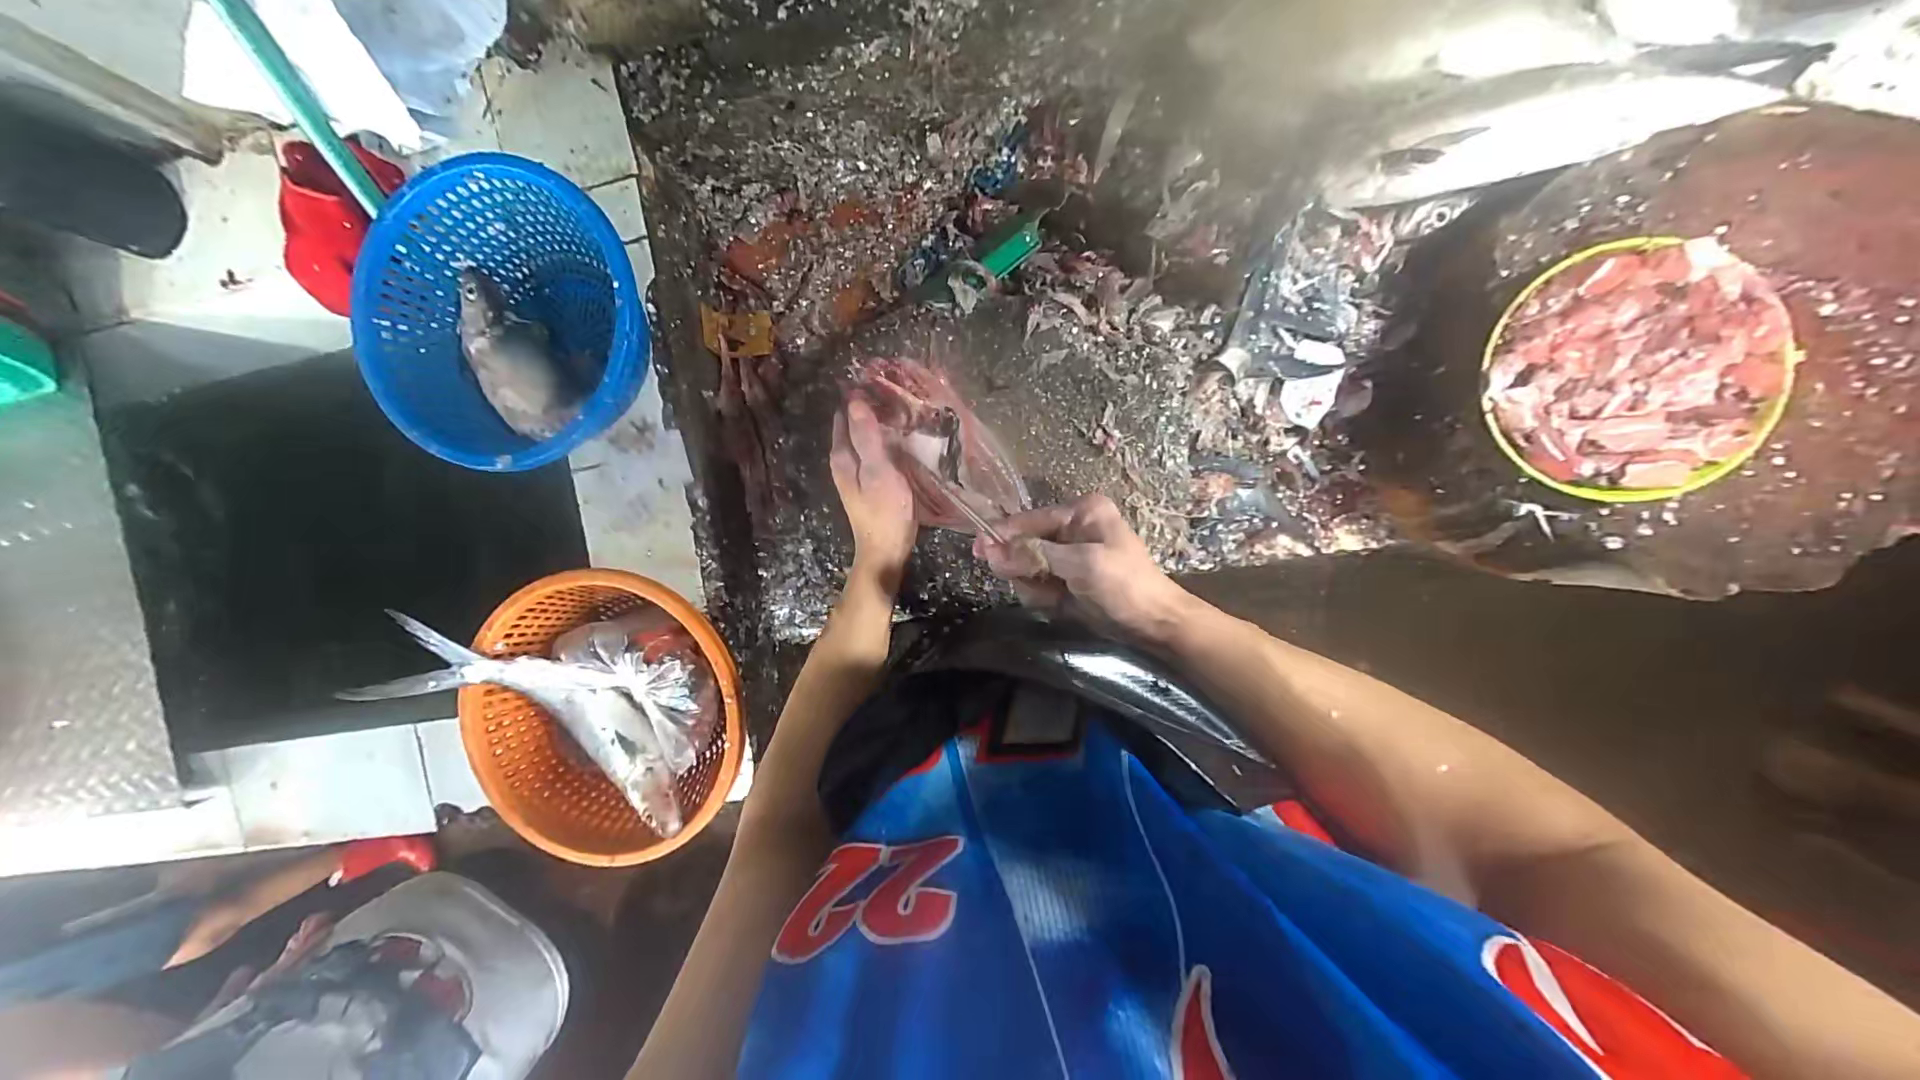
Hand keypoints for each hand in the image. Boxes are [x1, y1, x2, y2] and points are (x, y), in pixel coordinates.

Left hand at [831, 399, 917, 586]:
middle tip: (897, 391)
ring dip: (880, 424)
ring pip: (866, 439)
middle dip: (870, 407)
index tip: (881, 380)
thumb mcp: (879, 472)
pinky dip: (887, 441)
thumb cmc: (884, 512)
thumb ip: (867, 437)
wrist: (886, 552)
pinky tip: (904, 439)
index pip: (844, 415)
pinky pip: (876, 452)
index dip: (859, 396)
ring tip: (904, 408)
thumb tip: (856, 400)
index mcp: (842, 456)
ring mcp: (857, 474)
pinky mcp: (871, 484)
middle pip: (854, 426)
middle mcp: (845, 462)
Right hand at [974, 493, 1193, 644]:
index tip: (978, 547)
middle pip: (1025, 543)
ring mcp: (1069, 557)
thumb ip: (1035, 554)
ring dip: (1033, 584)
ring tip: (1054, 597)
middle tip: (1019, 579)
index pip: (1031, 519)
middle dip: (1022, 564)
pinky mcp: (1067, 582)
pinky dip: (1041, 596)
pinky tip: (1057, 604)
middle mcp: (1073, 530)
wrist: (1155, 624)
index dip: (1005, 533)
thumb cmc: (1124, 585)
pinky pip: (1038, 585)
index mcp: (1082, 513)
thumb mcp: (1081, 564)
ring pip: (1027, 567)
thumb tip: (992, 549)